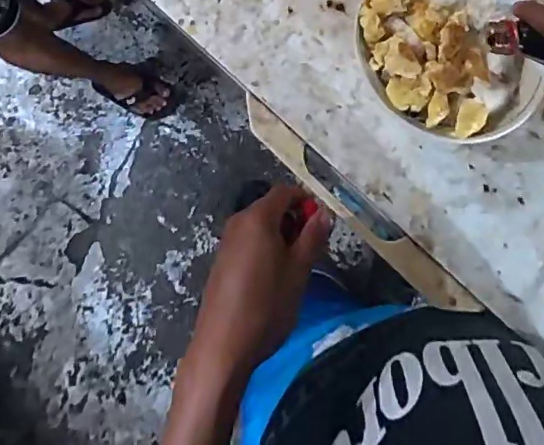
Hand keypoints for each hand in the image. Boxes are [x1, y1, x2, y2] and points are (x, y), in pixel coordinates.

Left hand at [191, 185, 332, 374]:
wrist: (220, 351)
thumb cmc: (265, 305)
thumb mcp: (299, 270)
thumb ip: (313, 236)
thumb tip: (323, 213)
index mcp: (257, 218)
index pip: (285, 191)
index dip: (306, 201)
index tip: (320, 224)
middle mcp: (238, 223)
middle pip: (272, 207)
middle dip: (295, 220)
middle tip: (311, 248)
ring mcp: (226, 244)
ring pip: (261, 227)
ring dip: (281, 237)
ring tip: (294, 267)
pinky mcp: (220, 265)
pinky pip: (248, 243)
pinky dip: (265, 249)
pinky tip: (272, 280)